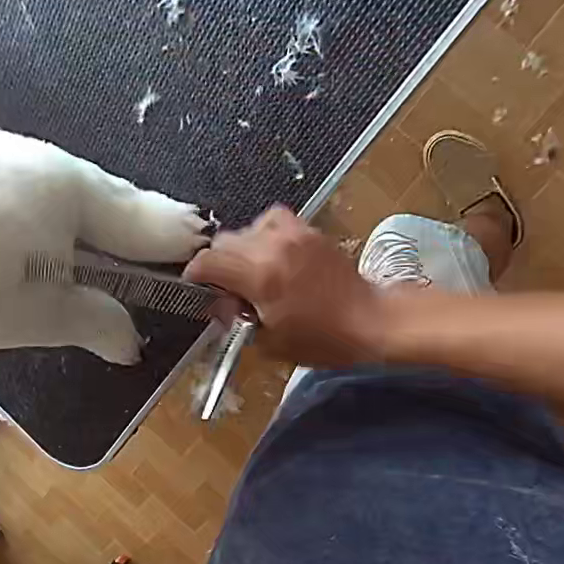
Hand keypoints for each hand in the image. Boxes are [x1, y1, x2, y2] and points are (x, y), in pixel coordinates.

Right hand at [186, 206, 388, 367]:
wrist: (369, 321)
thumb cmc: (321, 340)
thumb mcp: (269, 341)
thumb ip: (236, 317)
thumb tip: (221, 303)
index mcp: (259, 275)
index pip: (208, 261)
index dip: (194, 275)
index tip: (195, 288)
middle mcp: (273, 245)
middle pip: (224, 241)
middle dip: (218, 264)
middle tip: (228, 290)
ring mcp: (293, 233)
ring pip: (247, 227)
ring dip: (242, 248)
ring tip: (252, 272)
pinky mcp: (309, 230)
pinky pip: (273, 222)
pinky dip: (264, 237)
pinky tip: (273, 257)